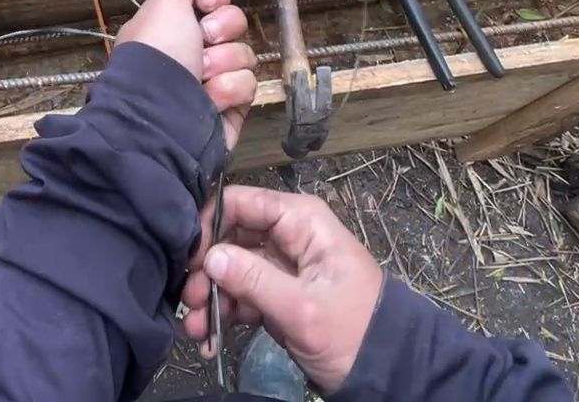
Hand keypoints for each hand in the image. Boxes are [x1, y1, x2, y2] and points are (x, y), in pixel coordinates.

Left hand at [116, 0, 255, 148]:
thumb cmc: (158, 54)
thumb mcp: (166, 6)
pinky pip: (249, 85)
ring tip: (201, 79)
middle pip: (235, 23)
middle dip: (221, 32)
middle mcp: (196, 50)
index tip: (203, 4)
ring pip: (245, 55)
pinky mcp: (233, 107)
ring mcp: (216, 79)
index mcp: (177, 25)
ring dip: (222, 64)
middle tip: (202, 43)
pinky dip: (229, 90)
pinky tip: (211, 99)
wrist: (160, 115)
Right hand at [180, 186, 382, 392]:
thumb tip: (209, 257)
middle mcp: (288, 234)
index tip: (187, 255)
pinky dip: (225, 313)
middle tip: (189, 300)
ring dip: (212, 296)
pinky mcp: (278, 295)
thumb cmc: (354, 330)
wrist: (391, 375)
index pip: (243, 203)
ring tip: (197, 328)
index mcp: (300, 220)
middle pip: (232, 236)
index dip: (211, 223)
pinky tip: (210, 338)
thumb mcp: (303, 308)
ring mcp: (282, 266)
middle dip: (207, 269)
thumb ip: (254, 279)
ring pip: (233, 268)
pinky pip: (243, 294)